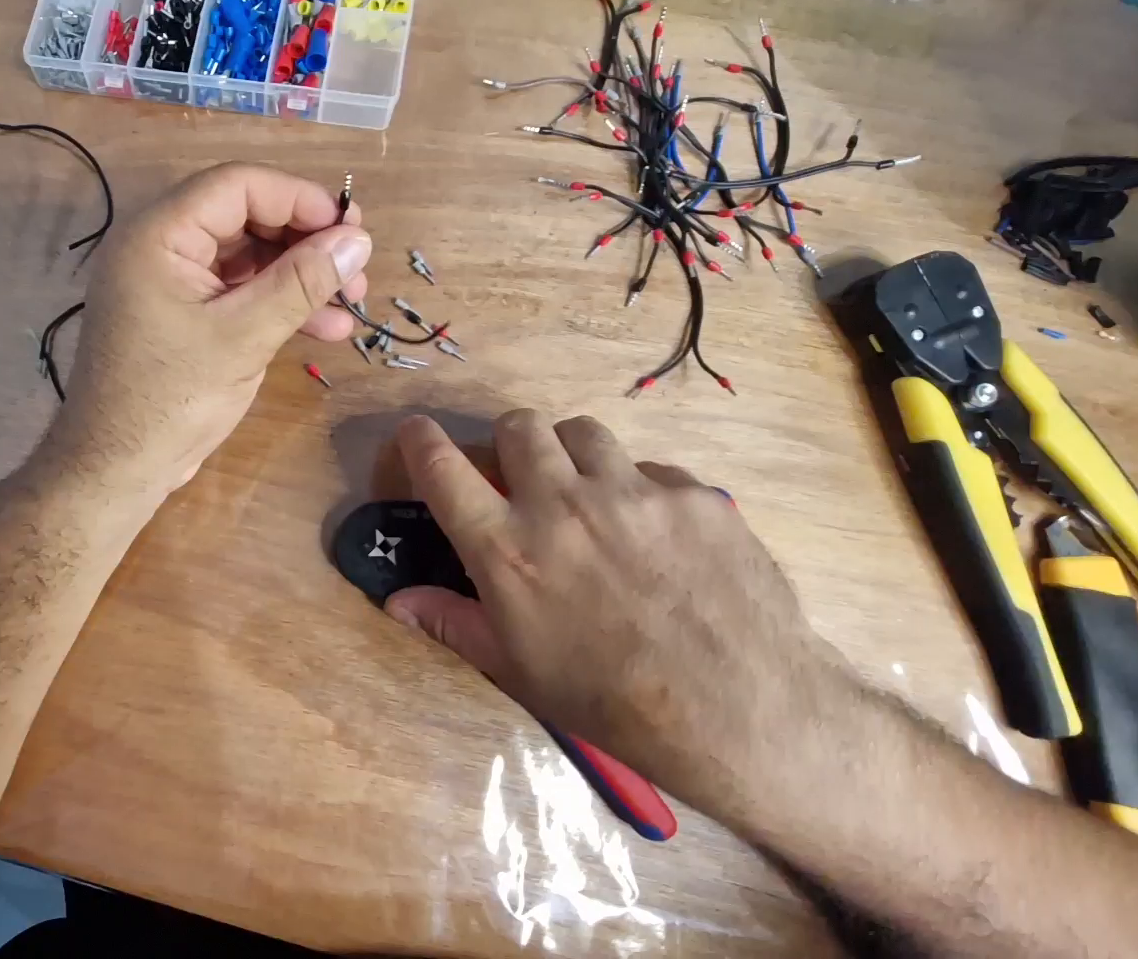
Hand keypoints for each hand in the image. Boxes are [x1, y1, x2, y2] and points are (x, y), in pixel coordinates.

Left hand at [44, 163, 370, 491]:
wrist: (116, 468)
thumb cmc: (170, 400)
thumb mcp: (243, 337)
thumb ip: (301, 283)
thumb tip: (358, 241)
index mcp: (157, 235)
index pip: (237, 185)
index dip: (300, 199)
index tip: (352, 229)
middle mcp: (158, 247)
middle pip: (245, 218)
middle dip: (305, 242)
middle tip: (356, 269)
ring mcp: (169, 284)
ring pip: (246, 258)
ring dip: (299, 277)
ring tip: (354, 303)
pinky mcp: (181, 317)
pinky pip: (236, 293)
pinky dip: (277, 305)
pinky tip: (326, 329)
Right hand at [384, 411, 850, 817]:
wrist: (741, 713)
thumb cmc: (607, 699)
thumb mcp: (515, 668)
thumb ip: (451, 622)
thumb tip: (396, 601)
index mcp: (506, 547)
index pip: (442, 467)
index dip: (418, 439)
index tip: (415, 433)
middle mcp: (562, 504)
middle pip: (518, 425)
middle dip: (509, 442)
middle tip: (521, 475)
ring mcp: (633, 493)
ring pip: (584, 432)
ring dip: (571, 454)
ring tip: (588, 493)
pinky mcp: (694, 496)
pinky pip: (651, 470)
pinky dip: (639, 490)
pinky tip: (656, 534)